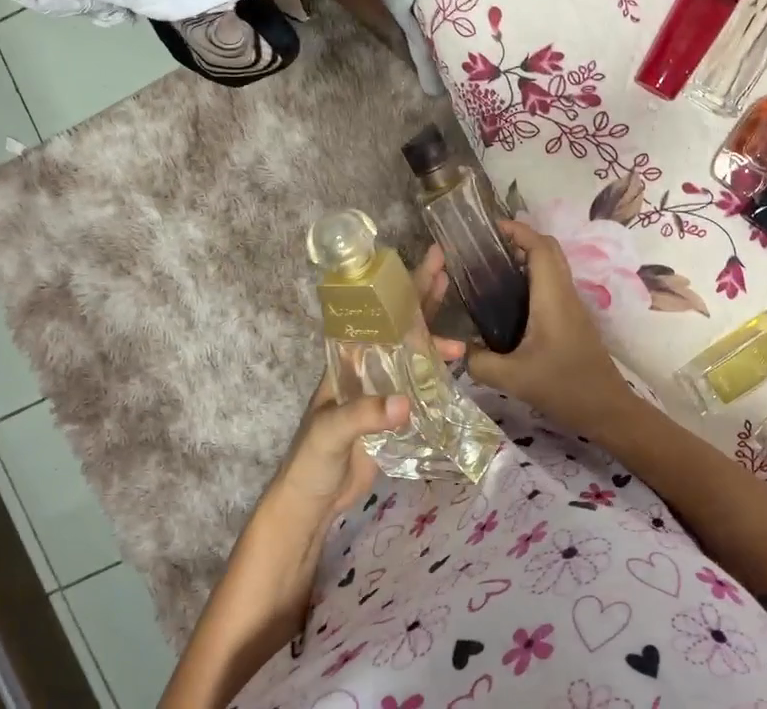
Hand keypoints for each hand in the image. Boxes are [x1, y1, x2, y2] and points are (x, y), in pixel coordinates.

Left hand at [267, 245, 451, 526]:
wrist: (314, 502)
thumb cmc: (311, 461)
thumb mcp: (331, 433)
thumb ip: (364, 416)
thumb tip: (404, 402)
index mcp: (344, 364)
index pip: (370, 317)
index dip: (390, 290)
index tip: (410, 264)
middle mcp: (364, 367)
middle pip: (393, 322)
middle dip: (417, 293)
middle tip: (442, 263)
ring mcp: (380, 387)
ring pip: (409, 346)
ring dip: (430, 324)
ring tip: (454, 298)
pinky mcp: (393, 411)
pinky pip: (419, 378)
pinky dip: (436, 362)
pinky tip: (455, 354)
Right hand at [457, 221, 636, 433]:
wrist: (607, 410)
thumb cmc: (564, 387)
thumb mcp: (512, 378)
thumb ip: (479, 362)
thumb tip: (456, 350)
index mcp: (552, 297)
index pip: (540, 247)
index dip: (518, 231)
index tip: (490, 230)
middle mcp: (565, 294)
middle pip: (549, 250)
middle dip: (520, 240)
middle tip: (487, 249)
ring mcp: (572, 307)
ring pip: (553, 267)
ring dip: (527, 260)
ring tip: (492, 270)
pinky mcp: (573, 320)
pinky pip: (553, 286)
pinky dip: (533, 279)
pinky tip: (509, 301)